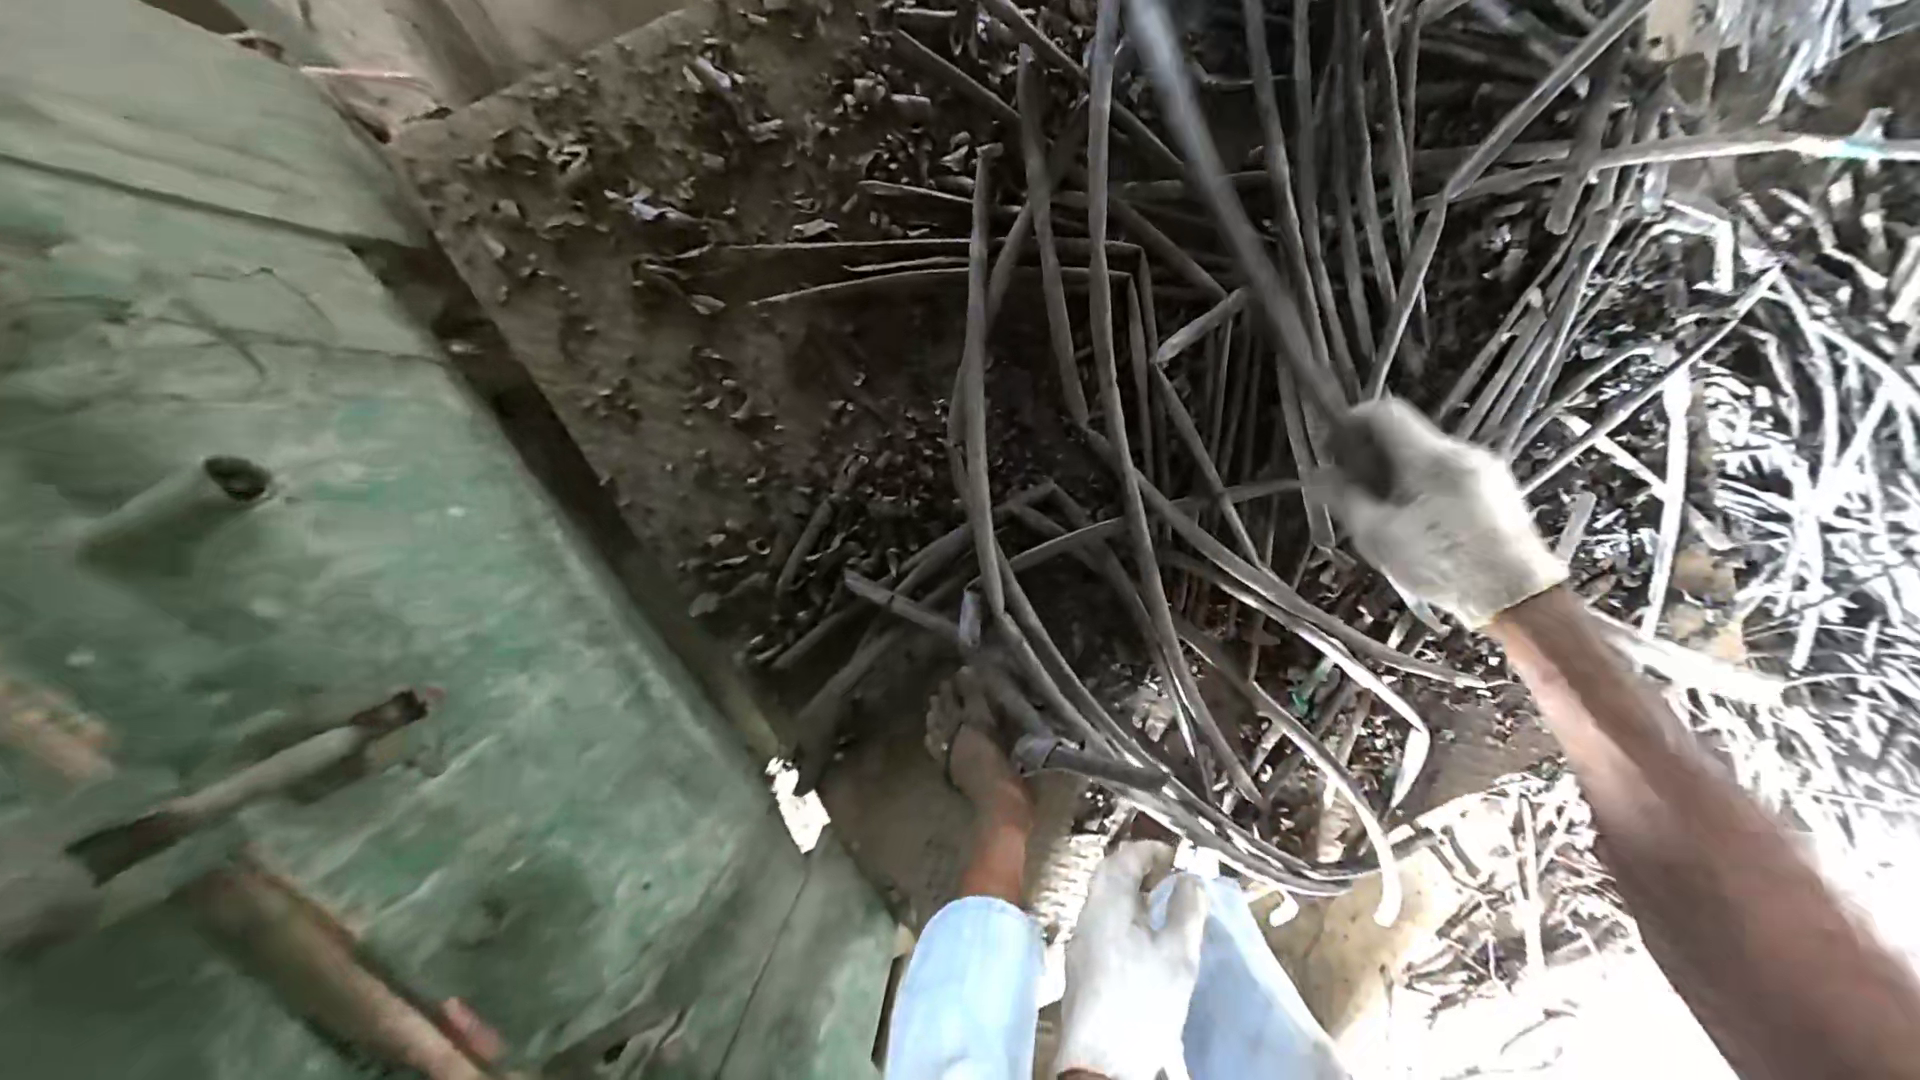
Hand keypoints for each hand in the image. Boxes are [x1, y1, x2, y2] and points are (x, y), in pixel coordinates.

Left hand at [926, 669, 1031, 829]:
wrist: (999, 812)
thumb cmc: (1014, 780)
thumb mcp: (1013, 747)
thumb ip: (1004, 726)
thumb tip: (998, 709)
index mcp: (980, 728)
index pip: (972, 700)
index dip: (969, 684)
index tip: (966, 670)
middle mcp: (962, 737)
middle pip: (952, 710)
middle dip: (948, 694)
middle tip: (945, 681)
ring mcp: (952, 754)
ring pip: (939, 726)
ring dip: (937, 711)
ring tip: (932, 700)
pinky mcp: (948, 769)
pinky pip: (935, 747)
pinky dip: (932, 735)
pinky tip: (929, 731)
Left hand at [1054, 841, 1207, 1079]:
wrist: (1101, 1059)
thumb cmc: (1143, 1001)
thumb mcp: (1177, 956)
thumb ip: (1186, 911)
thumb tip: (1192, 878)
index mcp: (1108, 902)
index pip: (1124, 857)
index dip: (1150, 849)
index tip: (1174, 855)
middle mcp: (1089, 911)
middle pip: (1109, 874)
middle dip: (1137, 866)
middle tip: (1166, 872)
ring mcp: (1081, 937)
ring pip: (1104, 898)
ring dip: (1129, 890)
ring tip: (1159, 902)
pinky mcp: (1081, 961)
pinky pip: (1102, 919)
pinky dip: (1122, 912)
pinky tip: (1141, 934)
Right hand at [1328, 398, 1565, 627]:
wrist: (1517, 597)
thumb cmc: (1441, 565)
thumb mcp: (1378, 535)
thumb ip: (1344, 497)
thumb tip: (1317, 474)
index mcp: (1431, 458)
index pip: (1385, 412)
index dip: (1350, 420)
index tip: (1331, 446)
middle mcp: (1461, 452)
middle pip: (1404, 435)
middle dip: (1368, 454)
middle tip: (1346, 484)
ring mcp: (1484, 468)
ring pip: (1423, 455)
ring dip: (1391, 471)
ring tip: (1376, 507)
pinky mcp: (1494, 487)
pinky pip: (1444, 472)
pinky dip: (1417, 483)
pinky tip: (1410, 517)